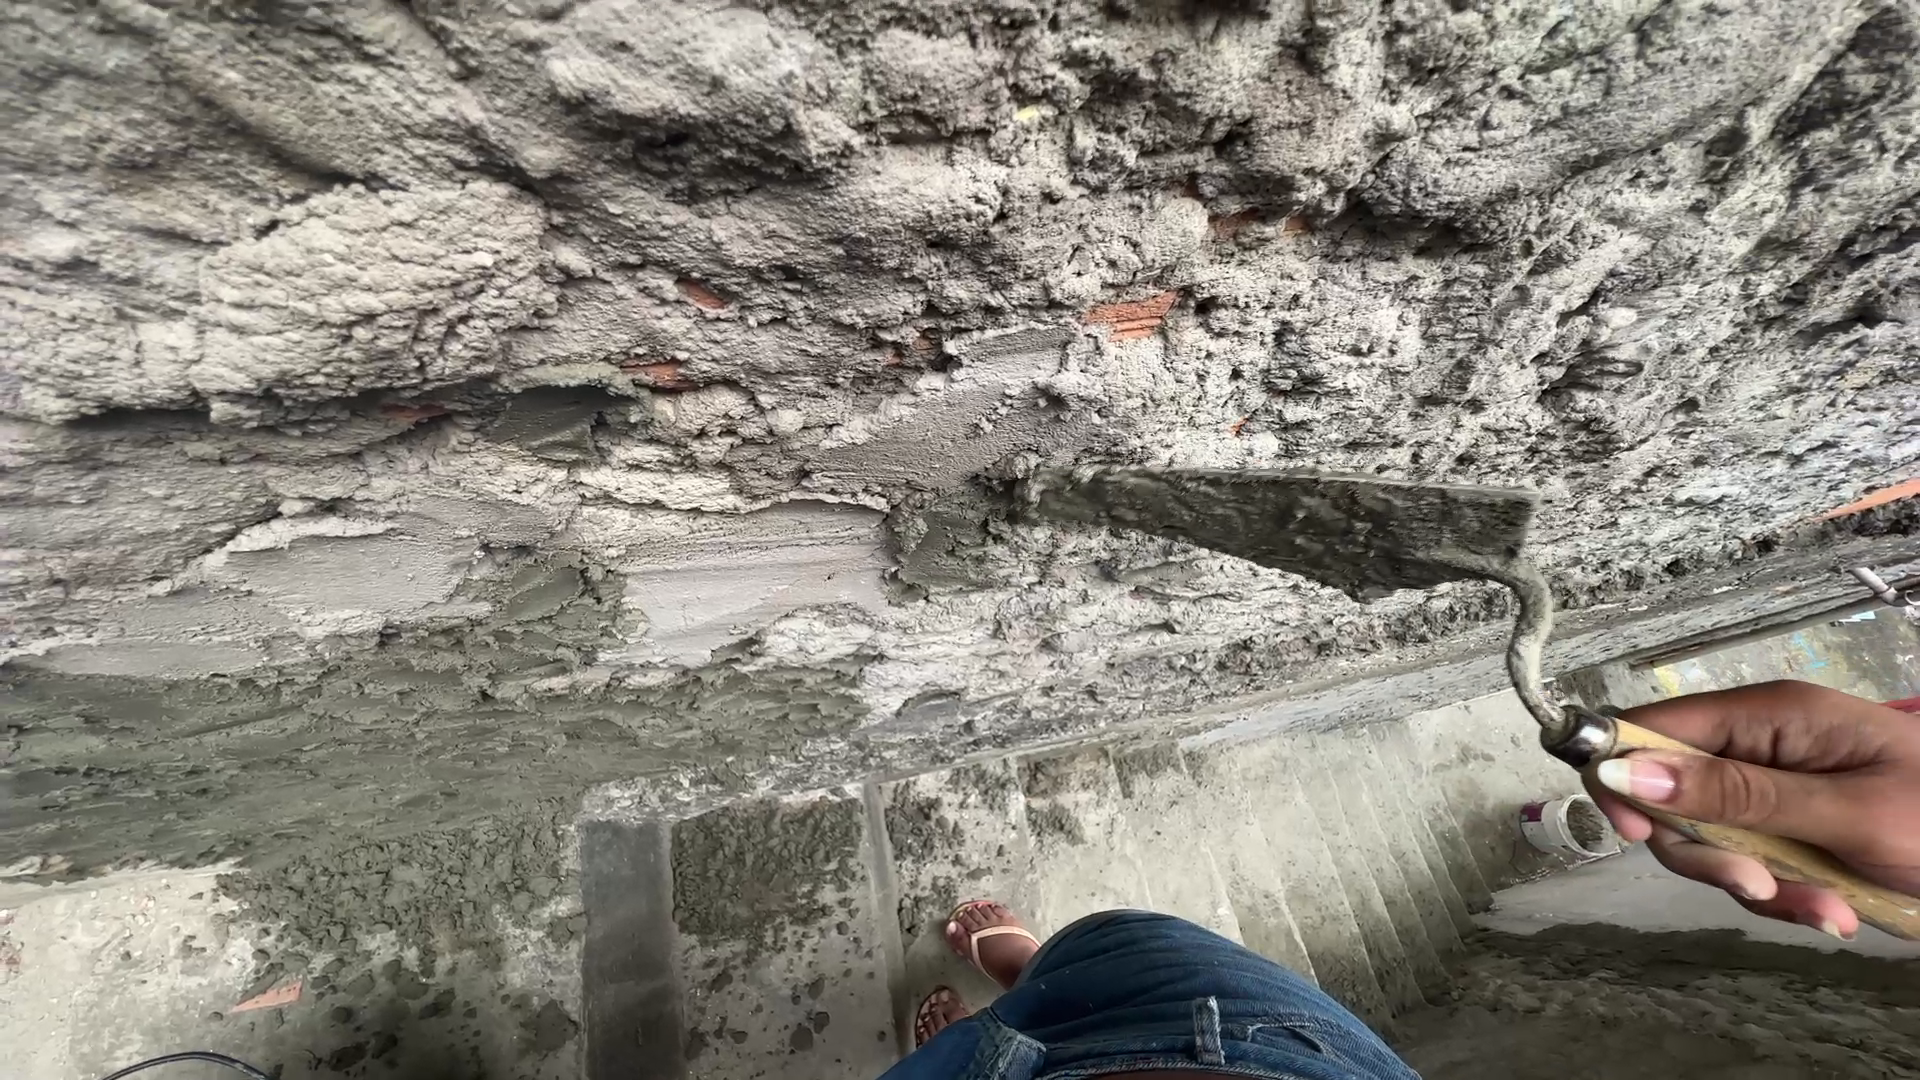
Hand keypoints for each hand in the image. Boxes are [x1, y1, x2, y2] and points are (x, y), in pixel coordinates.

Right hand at [1583, 680, 1919, 938]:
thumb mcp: (1854, 815)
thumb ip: (1735, 794)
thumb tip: (1614, 771)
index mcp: (1763, 716)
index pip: (1643, 727)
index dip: (1617, 773)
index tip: (1635, 831)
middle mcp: (1753, 743)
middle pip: (1664, 787)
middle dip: (1698, 846)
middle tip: (1750, 886)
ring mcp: (1770, 785)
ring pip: (1701, 831)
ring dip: (1743, 878)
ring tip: (1817, 911)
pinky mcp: (1787, 824)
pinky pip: (1742, 855)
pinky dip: (1774, 890)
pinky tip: (1827, 911)